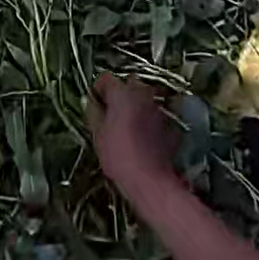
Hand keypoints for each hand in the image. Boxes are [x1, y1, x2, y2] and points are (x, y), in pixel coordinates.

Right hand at [87, 74, 178, 190]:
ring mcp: (158, 107)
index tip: (95, 104)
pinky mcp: (169, 122)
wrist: (151, 181)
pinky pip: (155, 112)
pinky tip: (143, 134)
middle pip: (127, 83)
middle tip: (111, 113)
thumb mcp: (98, 134)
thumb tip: (89, 100)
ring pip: (143, 97)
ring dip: (135, 104)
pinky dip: (148, 117)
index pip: (105, 78)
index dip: (98, 89)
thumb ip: (92, 112)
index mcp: (121, 91)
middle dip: (119, 94)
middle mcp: (142, 93)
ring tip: (127, 124)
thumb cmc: (119, 155)